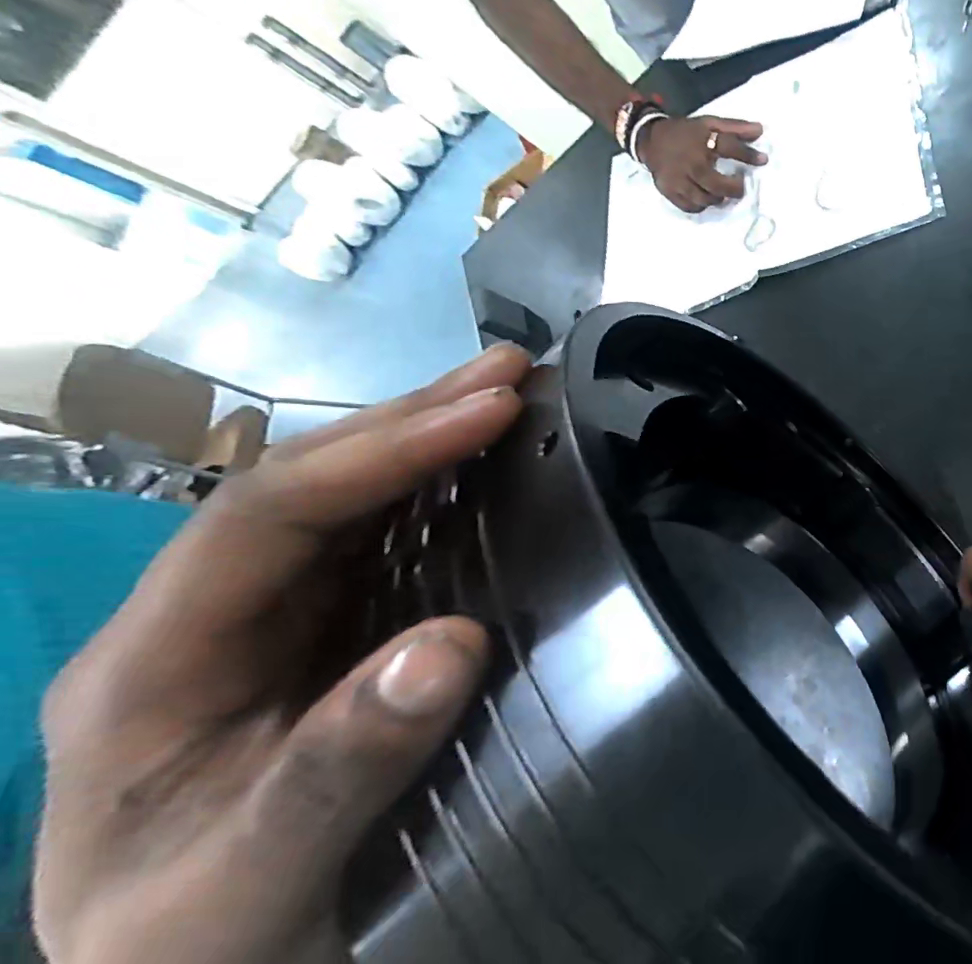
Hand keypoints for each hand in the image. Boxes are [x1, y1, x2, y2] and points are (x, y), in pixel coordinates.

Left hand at [34, 345, 530, 963]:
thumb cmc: (210, 940)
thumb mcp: (251, 884)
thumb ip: (338, 771)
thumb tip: (454, 643)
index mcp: (155, 664)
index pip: (264, 518)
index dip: (384, 451)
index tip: (493, 410)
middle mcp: (207, 619)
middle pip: (303, 487)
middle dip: (410, 417)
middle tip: (512, 369)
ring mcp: (269, 622)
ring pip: (346, 502)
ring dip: (429, 437)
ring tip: (508, 392)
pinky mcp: (329, 633)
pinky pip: (388, 542)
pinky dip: (446, 490)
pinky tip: (493, 467)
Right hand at [639, 115, 766, 213]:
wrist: (649, 138)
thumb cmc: (685, 133)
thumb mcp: (709, 124)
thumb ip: (735, 128)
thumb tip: (760, 130)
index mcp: (700, 141)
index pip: (729, 147)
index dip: (749, 155)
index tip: (763, 160)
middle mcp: (690, 163)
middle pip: (718, 185)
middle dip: (734, 188)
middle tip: (738, 184)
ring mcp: (678, 180)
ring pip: (706, 200)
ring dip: (718, 198)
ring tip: (722, 191)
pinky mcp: (669, 191)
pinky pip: (692, 207)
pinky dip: (701, 205)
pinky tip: (705, 196)